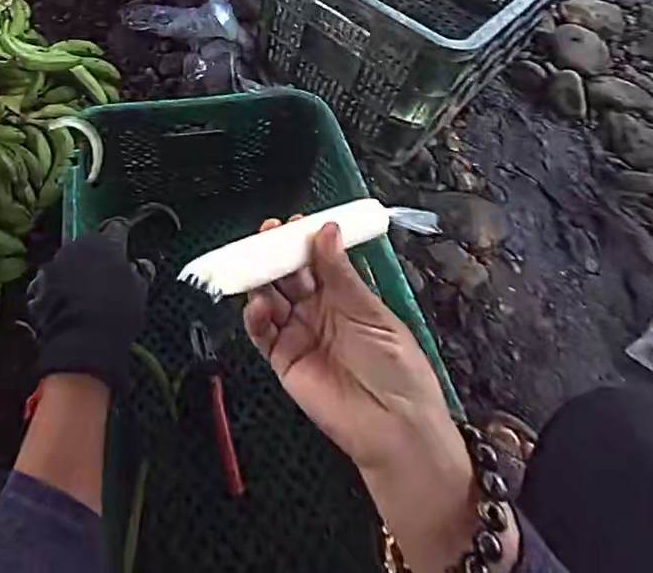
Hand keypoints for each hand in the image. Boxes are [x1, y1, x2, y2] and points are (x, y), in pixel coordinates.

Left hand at [28, 232, 147, 389]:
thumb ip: (139, 274)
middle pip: (88, 244)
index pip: (116, 228)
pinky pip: (50, 282)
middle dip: (95, 256)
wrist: (80, 344)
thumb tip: (142, 264)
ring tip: (81, 295)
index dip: (121, 235)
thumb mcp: (138, 294)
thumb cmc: (118, 314)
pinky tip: (62, 307)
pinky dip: (55, 290)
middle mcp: (78, 245)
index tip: (124, 245)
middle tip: (104, 276)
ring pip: (67, 261)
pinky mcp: (37, 285)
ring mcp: (54, 264)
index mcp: (106, 242)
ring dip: (73, 272)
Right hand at [246, 220, 508, 571]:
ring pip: (270, 296)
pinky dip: (255, 316)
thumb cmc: (397, 367)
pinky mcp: (283, 358)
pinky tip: (258, 304)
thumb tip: (325, 229)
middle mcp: (316, 308)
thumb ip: (341, 274)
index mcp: (343, 293)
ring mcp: (297, 331)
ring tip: (254, 262)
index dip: (302, 239)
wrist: (398, 430)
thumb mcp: (373, 314)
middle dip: (275, 252)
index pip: (315, 258)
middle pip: (288, 273)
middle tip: (267, 233)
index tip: (294, 222)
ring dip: (260, 277)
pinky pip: (262, 332)